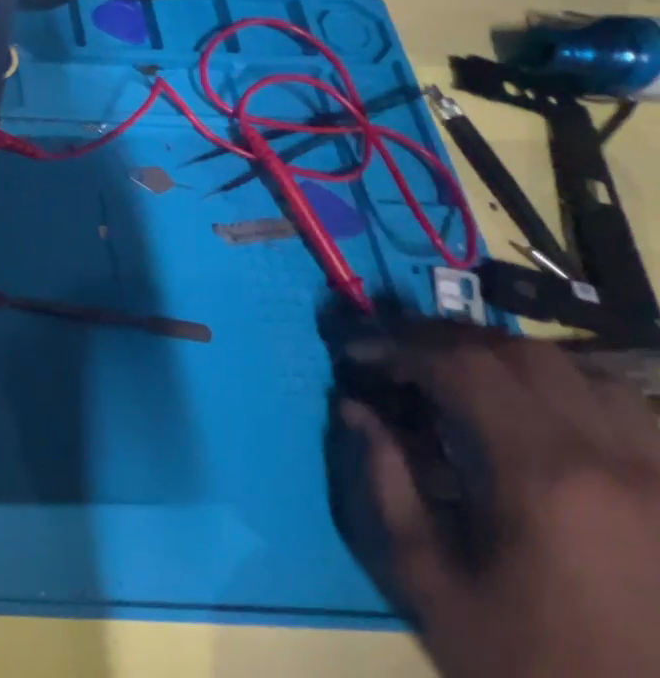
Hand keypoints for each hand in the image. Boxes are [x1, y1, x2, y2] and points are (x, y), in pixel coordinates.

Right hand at [343, 336, 659, 677]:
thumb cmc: (524, 656)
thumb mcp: (428, 578)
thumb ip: (387, 482)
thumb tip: (356, 409)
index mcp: (542, 476)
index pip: (463, 366)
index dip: (400, 346)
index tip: (357, 353)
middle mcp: (617, 457)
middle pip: (526, 356)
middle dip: (450, 341)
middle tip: (399, 354)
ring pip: (588, 372)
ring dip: (513, 361)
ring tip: (464, 377)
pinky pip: (634, 410)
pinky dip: (574, 391)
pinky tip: (539, 415)